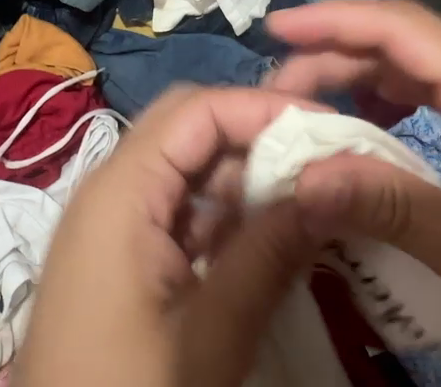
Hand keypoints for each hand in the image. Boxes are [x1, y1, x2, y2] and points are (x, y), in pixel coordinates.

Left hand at [16, 86, 324, 386]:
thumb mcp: (212, 331)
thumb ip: (270, 252)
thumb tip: (331, 187)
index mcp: (122, 189)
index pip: (197, 110)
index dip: (263, 108)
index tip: (329, 127)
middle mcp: (109, 187)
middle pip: (186, 125)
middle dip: (253, 130)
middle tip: (319, 155)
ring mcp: (109, 219)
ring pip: (181, 163)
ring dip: (240, 170)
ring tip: (305, 192)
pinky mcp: (115, 251)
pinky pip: (172, 205)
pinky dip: (219, 208)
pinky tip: (263, 233)